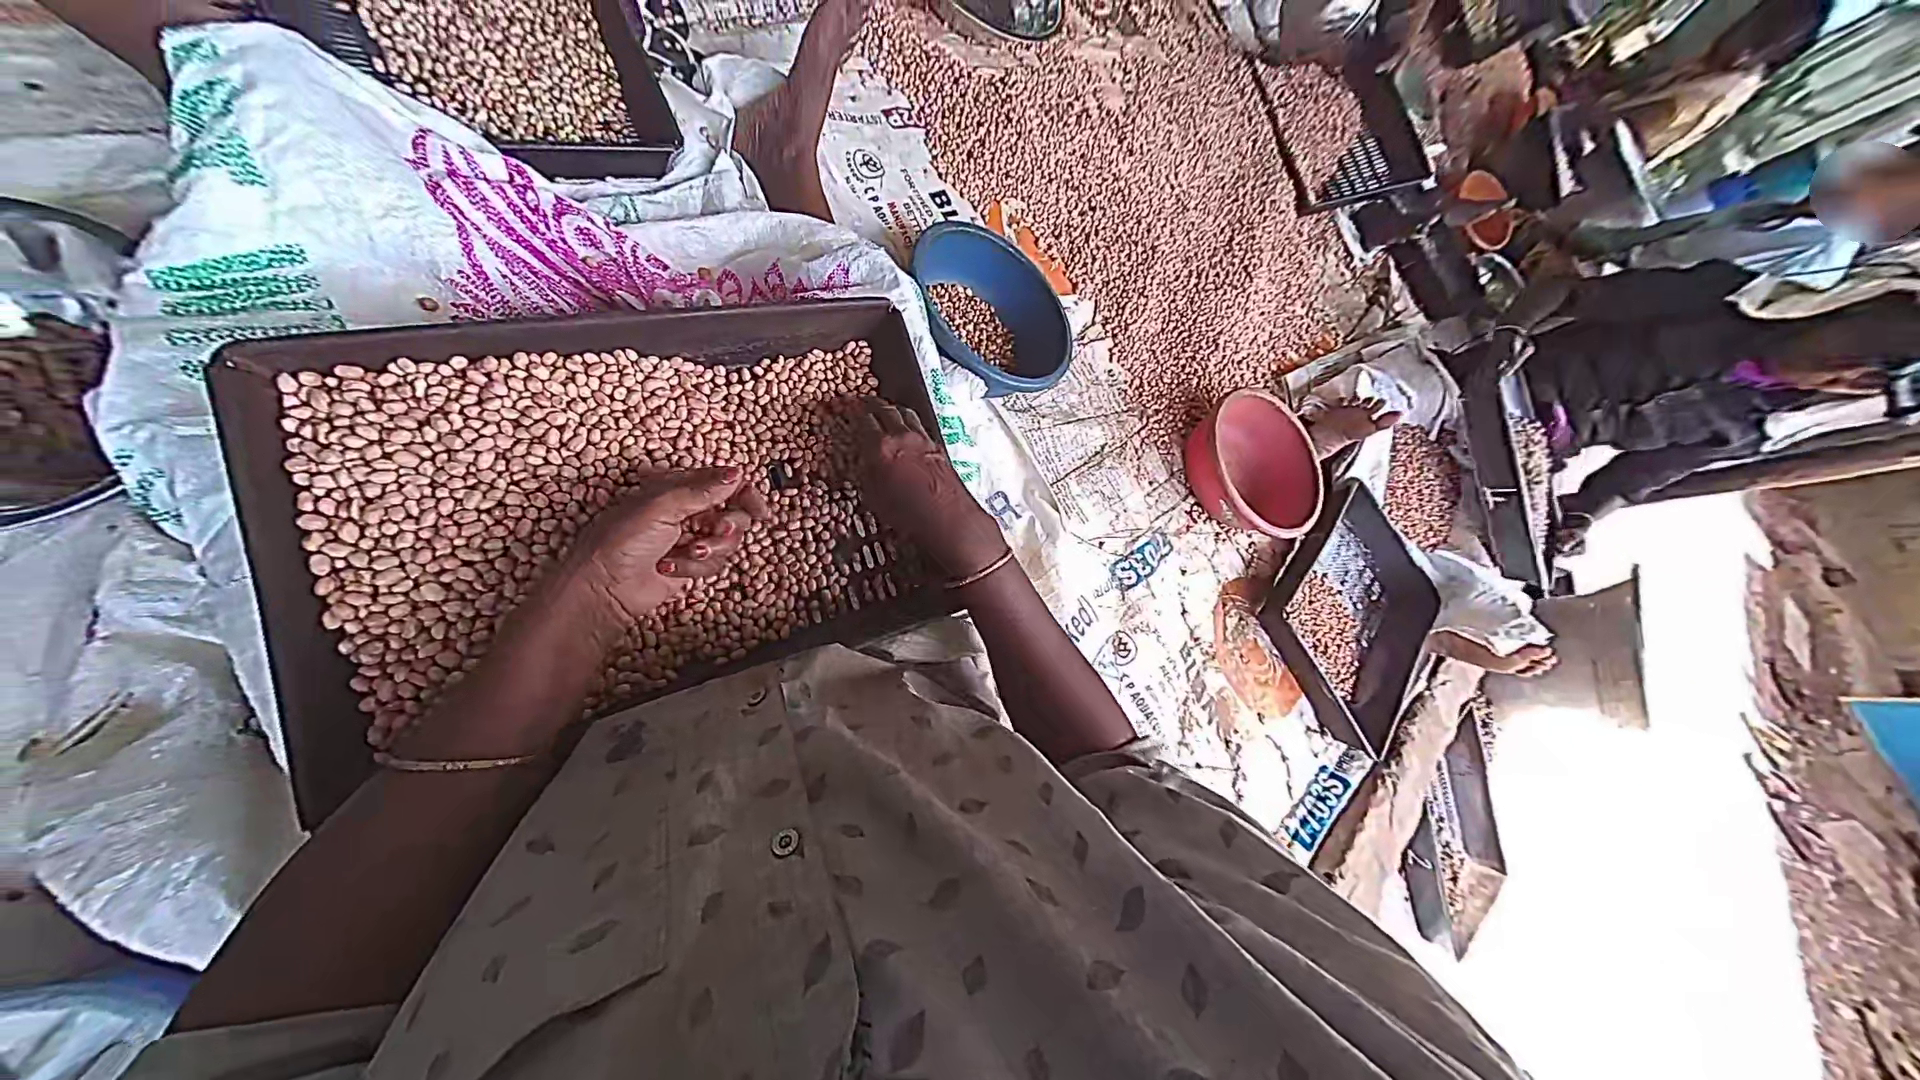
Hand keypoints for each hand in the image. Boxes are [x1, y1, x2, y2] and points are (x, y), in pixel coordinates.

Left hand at [557, 467, 770, 628]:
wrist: (604, 588)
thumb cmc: (620, 542)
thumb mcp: (661, 507)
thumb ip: (702, 490)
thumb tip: (736, 473)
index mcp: (678, 488)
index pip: (724, 482)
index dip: (744, 493)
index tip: (757, 509)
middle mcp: (688, 511)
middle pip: (734, 512)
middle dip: (727, 525)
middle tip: (716, 531)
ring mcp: (691, 538)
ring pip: (728, 541)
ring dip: (711, 549)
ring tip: (687, 552)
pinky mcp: (692, 563)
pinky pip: (716, 563)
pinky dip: (696, 567)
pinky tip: (671, 566)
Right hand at [851, 398, 1005, 577]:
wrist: (947, 517)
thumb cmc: (906, 514)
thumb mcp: (873, 497)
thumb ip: (866, 472)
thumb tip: (864, 461)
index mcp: (880, 447)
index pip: (863, 420)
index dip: (853, 411)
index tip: (847, 406)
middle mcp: (902, 437)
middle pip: (885, 410)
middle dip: (872, 404)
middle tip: (864, 401)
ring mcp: (922, 439)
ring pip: (906, 413)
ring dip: (894, 408)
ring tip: (887, 409)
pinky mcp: (937, 447)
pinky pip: (920, 426)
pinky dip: (910, 421)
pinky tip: (909, 428)